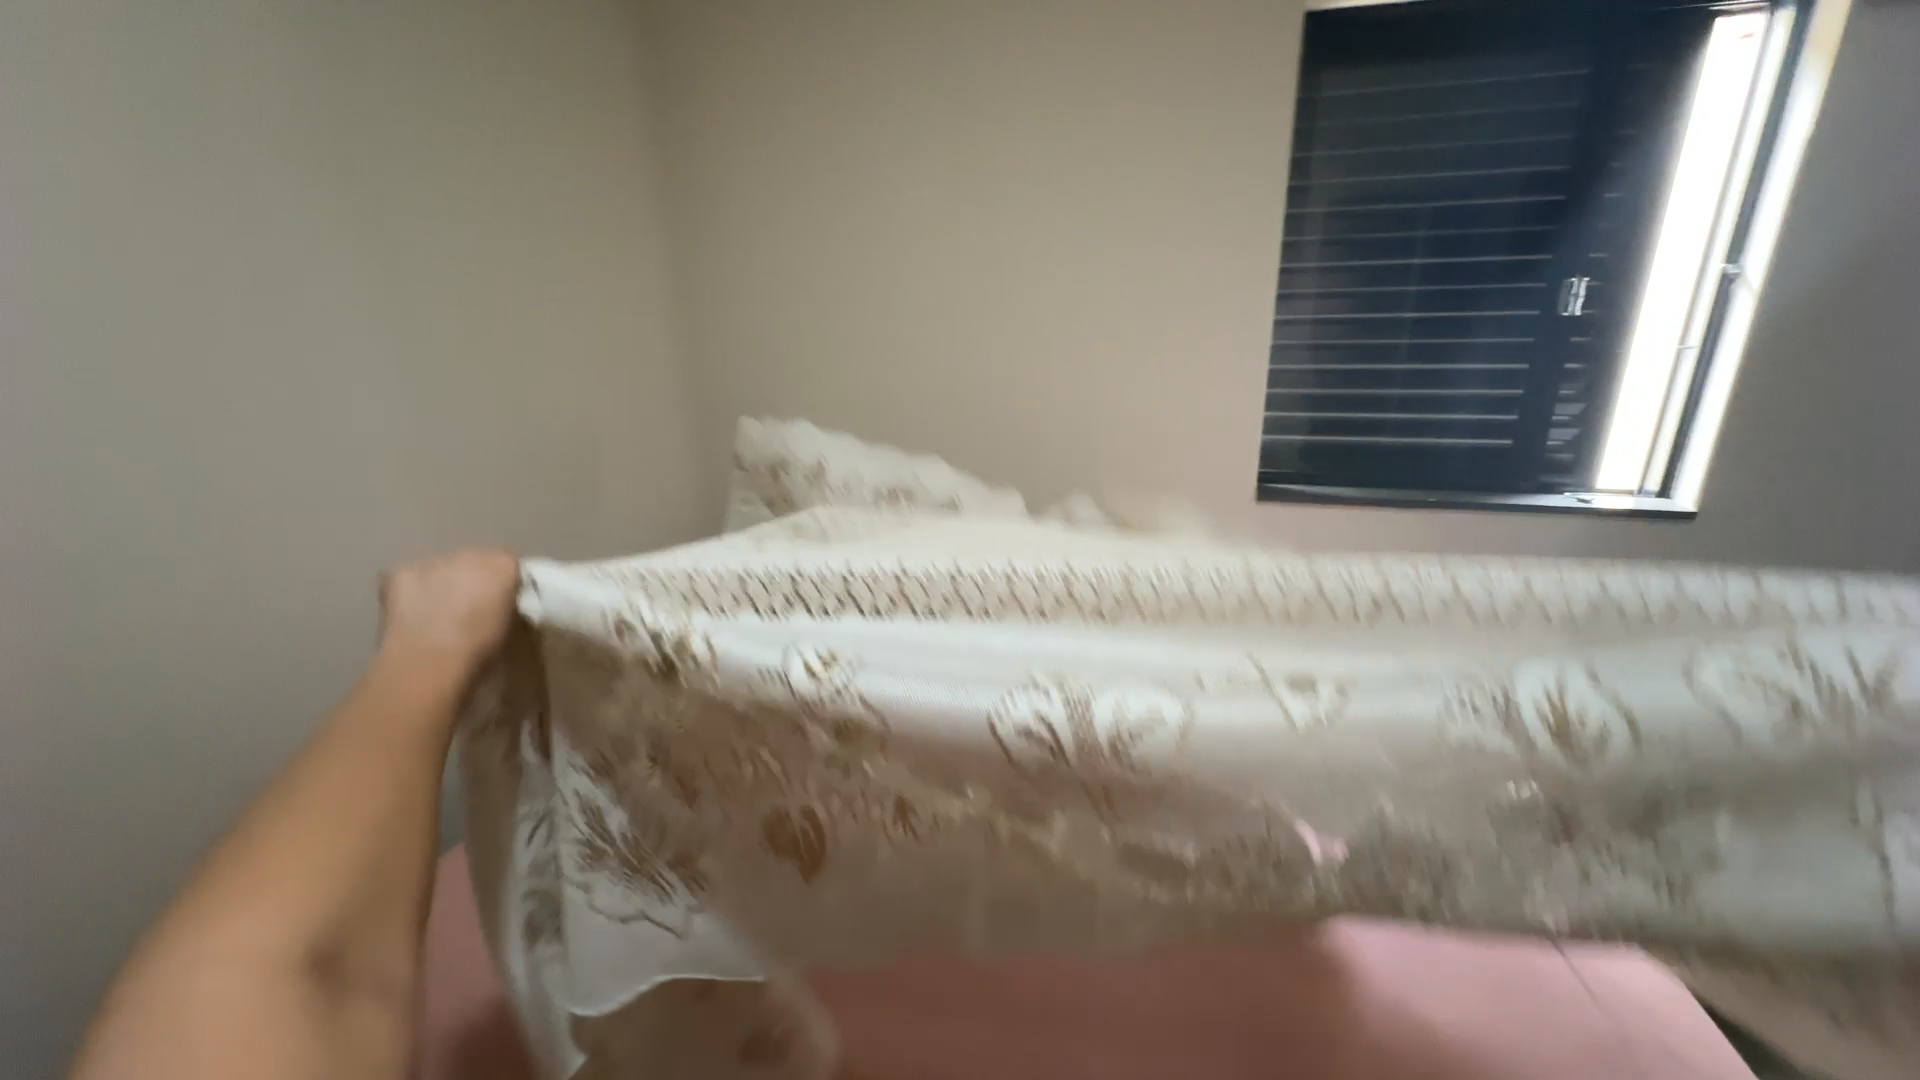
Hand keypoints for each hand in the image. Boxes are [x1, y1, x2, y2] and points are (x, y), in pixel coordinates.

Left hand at [376, 549, 520, 682]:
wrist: (427, 663)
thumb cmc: (479, 650)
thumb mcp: (510, 625)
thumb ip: (505, 603)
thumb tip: (496, 604)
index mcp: (502, 566)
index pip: (507, 563)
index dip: (502, 582)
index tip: (498, 602)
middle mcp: (468, 555)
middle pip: (472, 561)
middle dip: (470, 579)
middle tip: (466, 609)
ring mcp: (430, 562)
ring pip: (438, 570)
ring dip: (440, 585)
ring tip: (434, 615)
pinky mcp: (397, 574)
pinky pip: (407, 579)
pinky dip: (409, 592)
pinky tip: (410, 616)